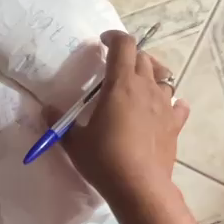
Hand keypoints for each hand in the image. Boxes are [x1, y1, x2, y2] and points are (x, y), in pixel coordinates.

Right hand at [62, 30, 189, 197]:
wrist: (138, 186)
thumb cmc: (103, 160)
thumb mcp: (74, 142)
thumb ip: (60, 122)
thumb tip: (47, 109)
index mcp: (121, 85)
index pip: (124, 46)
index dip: (114, 37)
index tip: (104, 40)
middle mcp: (146, 88)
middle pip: (144, 58)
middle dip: (130, 56)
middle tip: (115, 67)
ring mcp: (165, 105)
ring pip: (164, 78)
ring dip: (151, 75)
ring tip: (138, 86)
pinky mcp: (175, 124)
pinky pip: (177, 104)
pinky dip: (170, 102)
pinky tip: (163, 110)